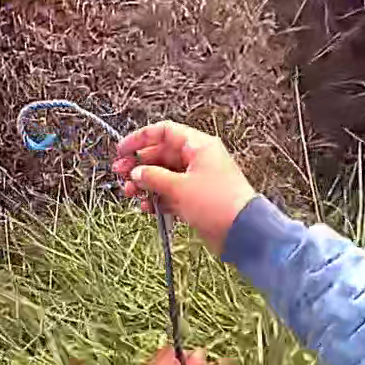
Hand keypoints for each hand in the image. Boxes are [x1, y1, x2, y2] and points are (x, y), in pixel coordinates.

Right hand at [112, 121, 256, 254]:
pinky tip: (146, 207)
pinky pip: (171, 192)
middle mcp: (197, 159)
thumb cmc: (217, 203)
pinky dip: (157, 198)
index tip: (121, 150)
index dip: (140, 139)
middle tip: (121, 175)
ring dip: (145, 183)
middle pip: (161, 154)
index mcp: (198, 146)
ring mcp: (197, 179)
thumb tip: (136, 172)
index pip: (164, 132)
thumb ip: (153, 177)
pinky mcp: (196, 198)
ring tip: (131, 194)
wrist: (243, 232)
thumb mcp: (179, 187)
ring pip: (164, 175)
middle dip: (139, 165)